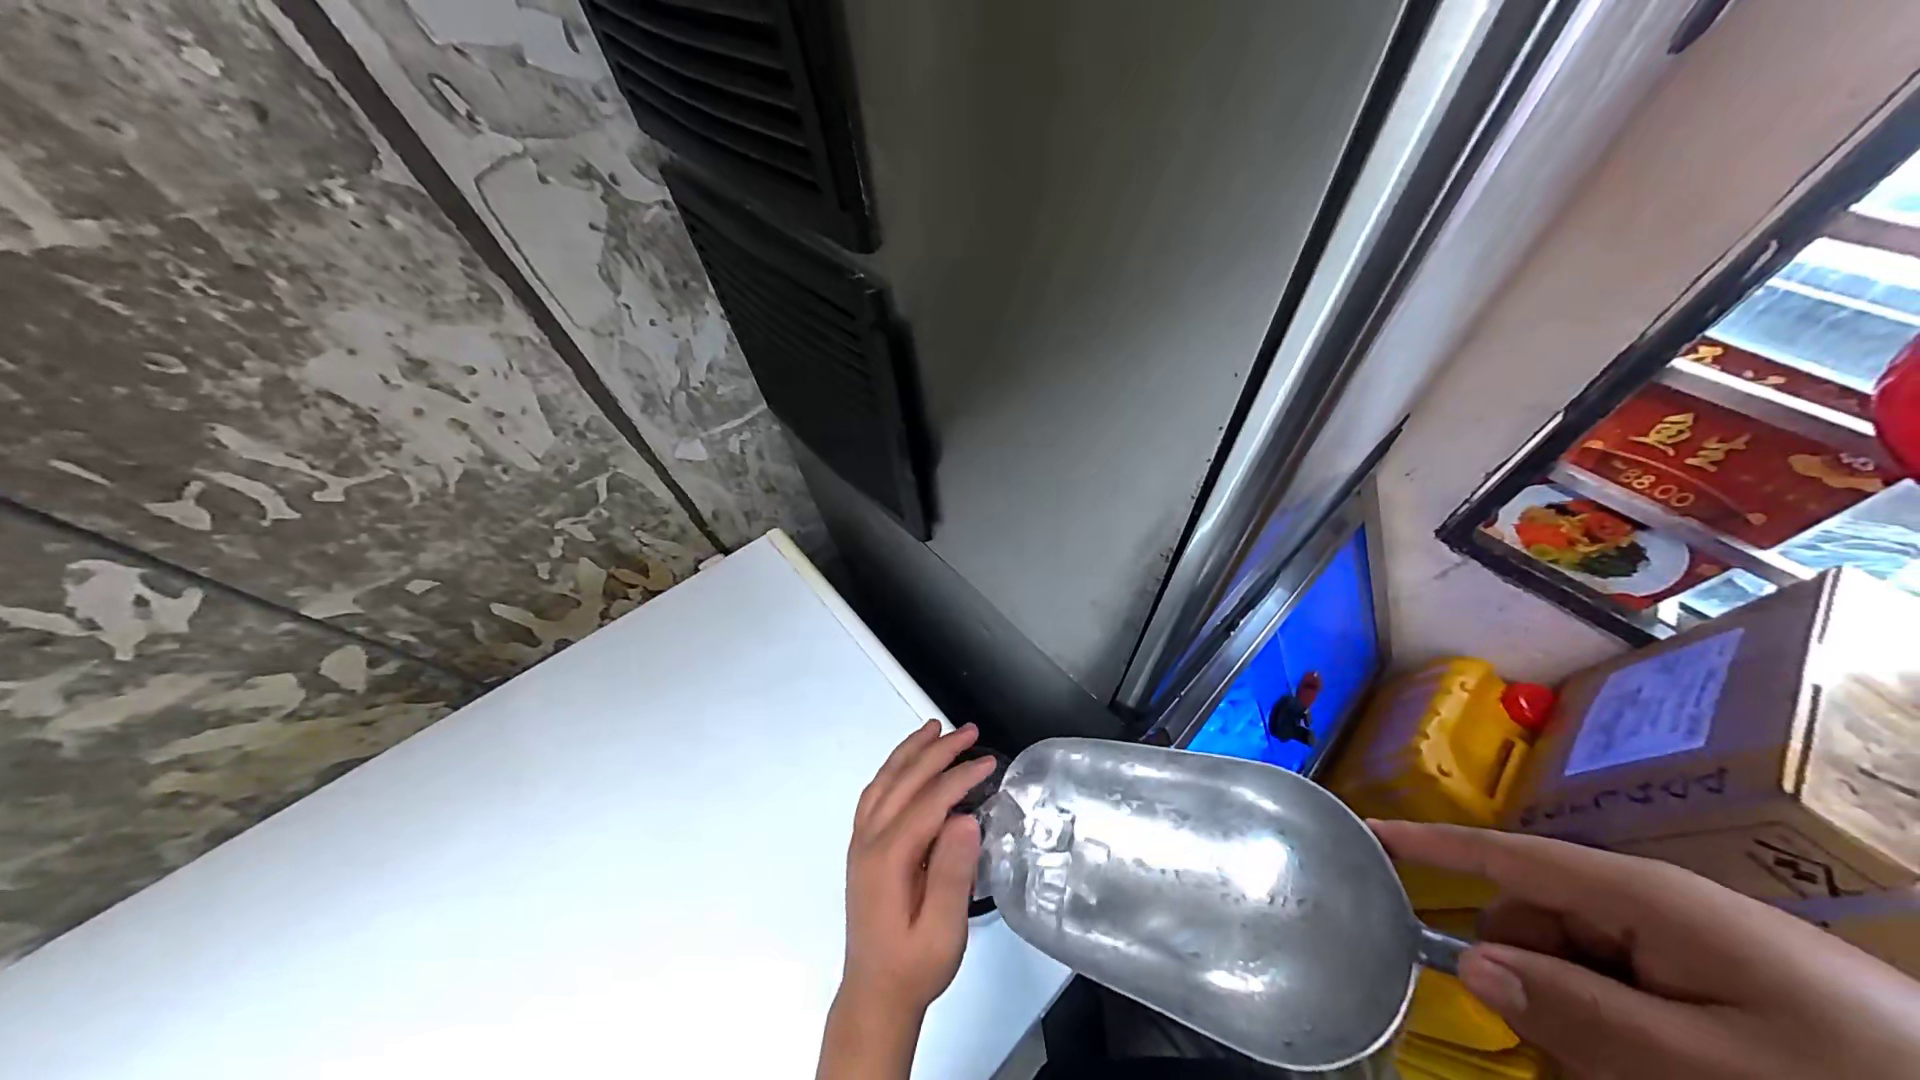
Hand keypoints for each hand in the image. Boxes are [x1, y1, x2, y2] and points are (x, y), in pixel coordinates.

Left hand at [818, 721, 994, 1079]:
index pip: (928, 801)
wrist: (875, 996)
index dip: (960, 777)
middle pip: (903, 780)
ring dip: (910, 752)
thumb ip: (953, 874)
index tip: (988, 762)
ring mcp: (861, 843)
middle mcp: (869, 841)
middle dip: (938, 751)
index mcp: (888, 858)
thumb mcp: (943, 932)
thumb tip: (965, 819)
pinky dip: (892, 770)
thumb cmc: (914, 967)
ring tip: (935, 729)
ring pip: (884, 781)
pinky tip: (906, 764)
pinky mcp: (862, 849)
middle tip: (969, 732)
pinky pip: (874, 795)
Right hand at [1373, 820, 1919, 1079]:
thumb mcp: (1710, 1069)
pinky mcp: (1715, 975)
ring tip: (1636, 1076)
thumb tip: (1476, 967)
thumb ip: (1582, 1015)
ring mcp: (1686, 940)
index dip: (1432, 844)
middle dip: (1531, 982)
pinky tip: (1660, 1069)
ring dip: (1579, 1019)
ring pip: (1576, 963)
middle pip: (1538, 923)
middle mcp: (1653, 905)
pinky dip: (1619, 1031)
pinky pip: (1625, 987)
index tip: (1369, 833)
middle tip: (1575, 1060)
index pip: (1507, 855)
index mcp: (1644, 898)